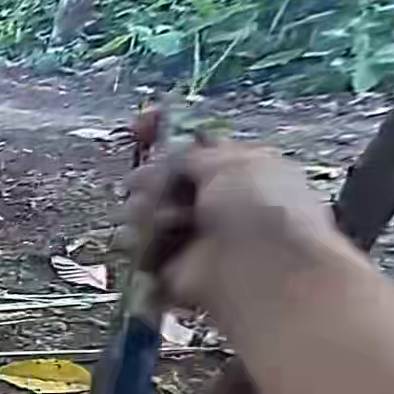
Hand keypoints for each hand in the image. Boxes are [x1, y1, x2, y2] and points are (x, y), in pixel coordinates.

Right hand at [123, 142, 343, 308]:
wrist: (258, 268)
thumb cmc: (259, 208)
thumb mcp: (233, 162)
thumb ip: (192, 154)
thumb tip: (166, 154)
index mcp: (235, 170)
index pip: (189, 148)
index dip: (161, 136)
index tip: (136, 125)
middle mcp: (211, 201)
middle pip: (158, 180)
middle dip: (148, 181)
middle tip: (148, 187)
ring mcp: (187, 234)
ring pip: (141, 213)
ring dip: (142, 213)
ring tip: (159, 220)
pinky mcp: (164, 264)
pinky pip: (135, 246)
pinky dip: (138, 243)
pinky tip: (151, 242)